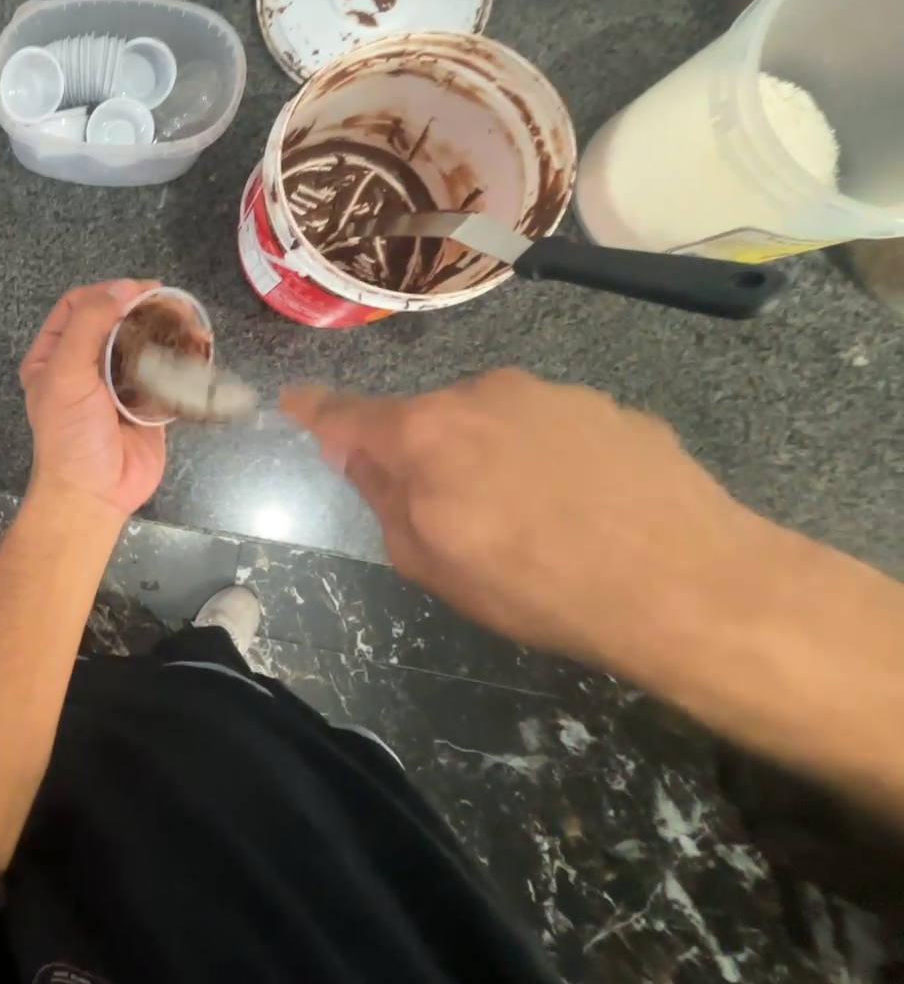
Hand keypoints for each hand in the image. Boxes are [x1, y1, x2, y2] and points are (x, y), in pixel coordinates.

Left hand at [19, 281, 166, 521]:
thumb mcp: (66, 374)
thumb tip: (123, 287)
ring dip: (165, 328)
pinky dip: (180, 356)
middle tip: (172, 302)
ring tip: (189, 320)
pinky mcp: (146, 402)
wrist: (94, 493)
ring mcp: (116, 384)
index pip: (76, 306)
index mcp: (52, 356)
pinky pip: (163, 371)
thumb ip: (89, 325)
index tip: (138, 290)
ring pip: (142, 343)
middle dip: (142, 307)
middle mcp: (82, 366)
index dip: (105, 292)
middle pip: (114, 321)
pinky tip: (197, 345)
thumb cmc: (71, 435)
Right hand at [282, 370, 772, 662]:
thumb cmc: (533, 584)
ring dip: (482, 452)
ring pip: (487, 419)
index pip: (346, 414)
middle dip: (417, 451)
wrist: (692, 588)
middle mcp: (479, 395)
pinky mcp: (610, 409)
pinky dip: (540, 455)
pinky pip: (546, 427)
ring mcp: (551, 395)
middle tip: (443, 508)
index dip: (313, 410)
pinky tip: (575, 504)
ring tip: (523, 512)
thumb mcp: (426, 559)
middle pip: (423, 418)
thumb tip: (358, 456)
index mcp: (423, 433)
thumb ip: (381, 497)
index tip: (291, 402)